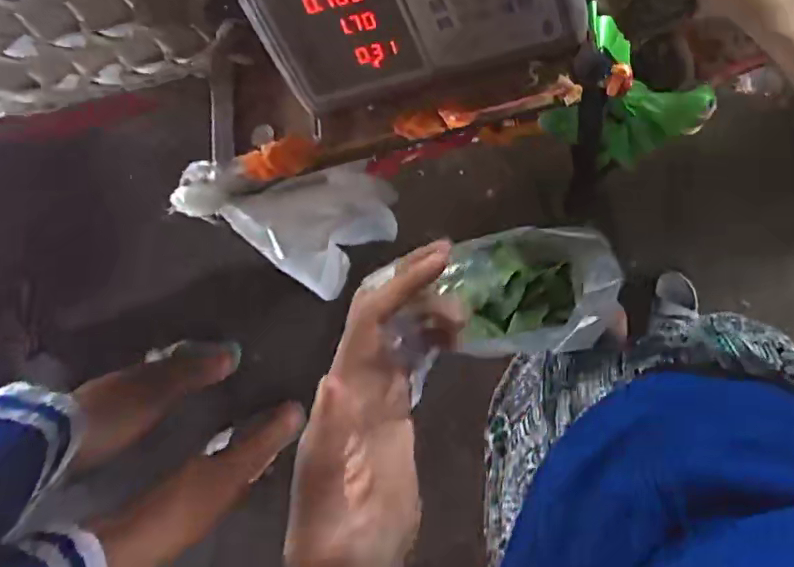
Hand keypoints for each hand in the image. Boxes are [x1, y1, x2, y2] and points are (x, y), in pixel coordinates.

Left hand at [285, 241, 459, 566]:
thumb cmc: (338, 541)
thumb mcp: (328, 497)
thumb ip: (328, 440)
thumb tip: (333, 378)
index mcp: (341, 393)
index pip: (368, 319)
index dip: (402, 284)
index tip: (441, 260)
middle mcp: (356, 378)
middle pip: (380, 308)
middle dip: (412, 276)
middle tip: (451, 255)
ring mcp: (376, 388)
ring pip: (400, 324)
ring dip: (429, 304)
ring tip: (465, 311)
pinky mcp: (395, 401)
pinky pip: (414, 349)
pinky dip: (435, 331)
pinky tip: (457, 333)